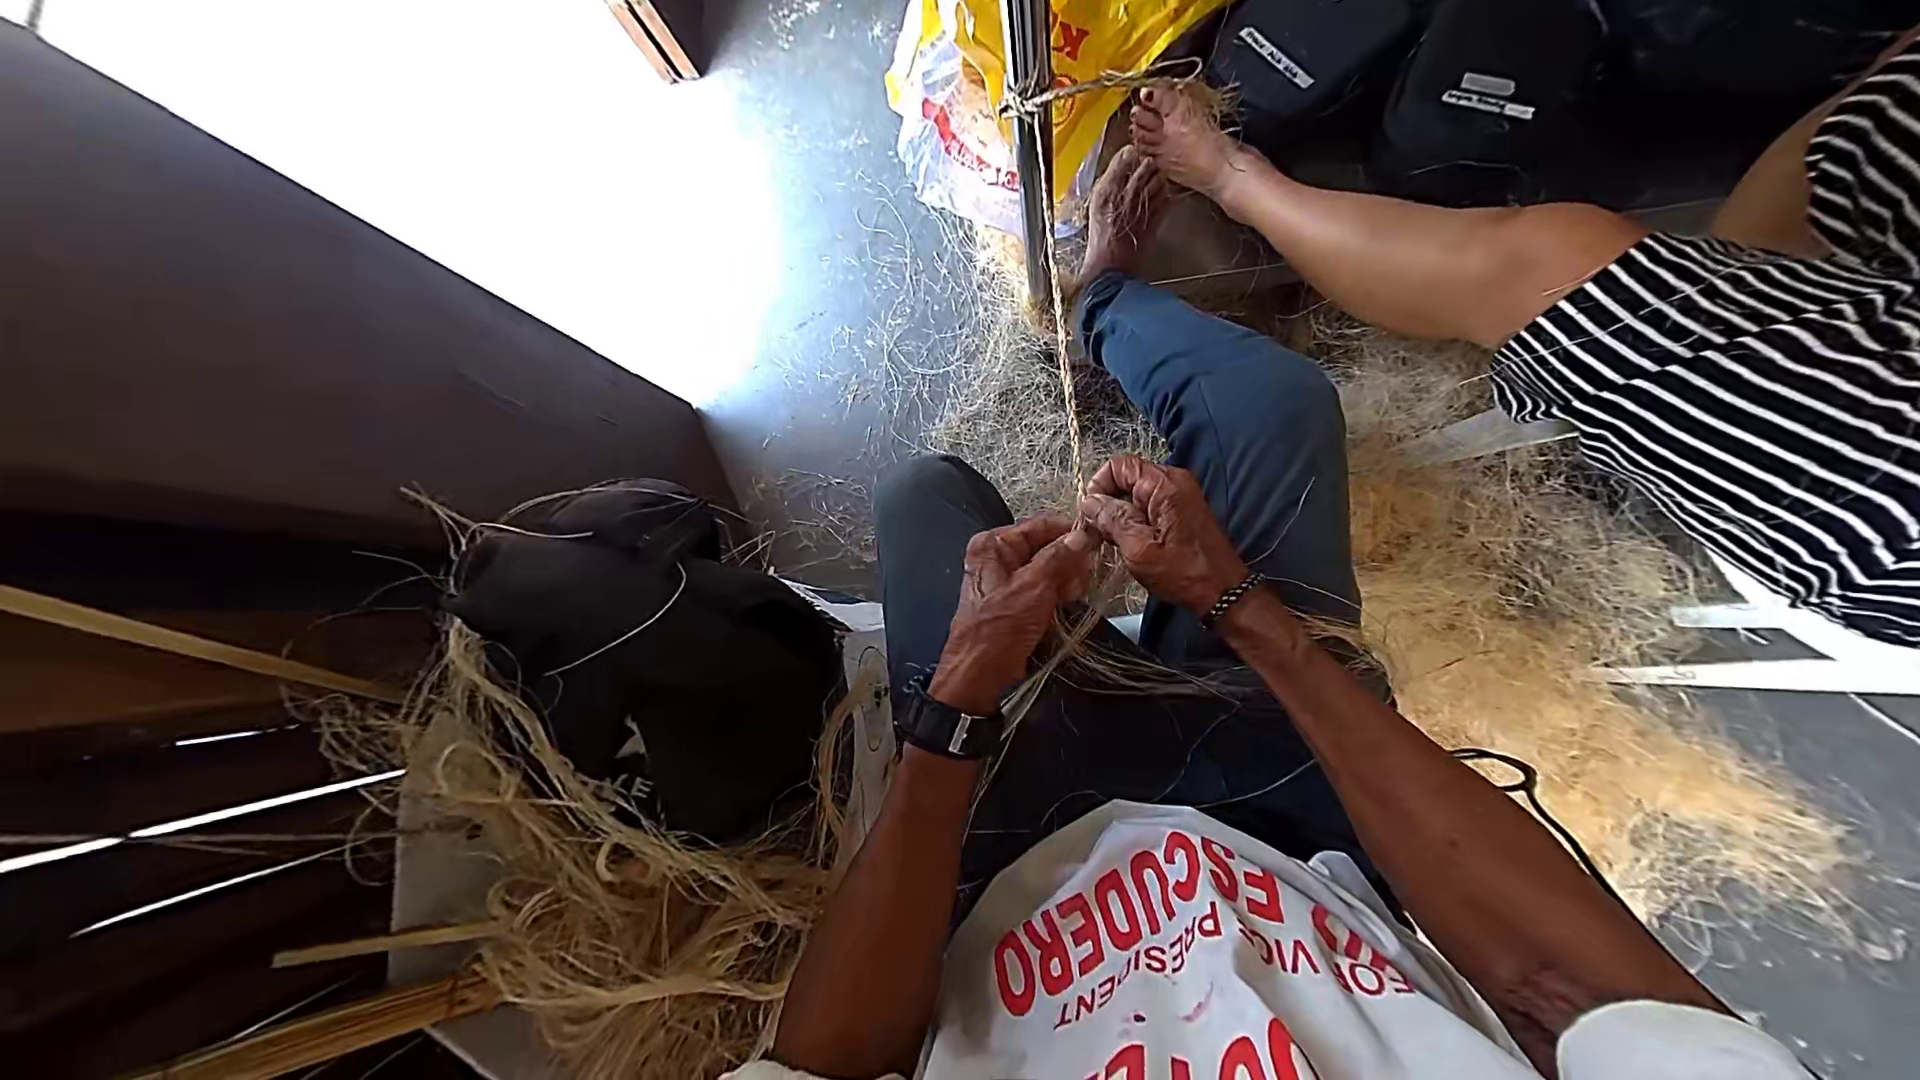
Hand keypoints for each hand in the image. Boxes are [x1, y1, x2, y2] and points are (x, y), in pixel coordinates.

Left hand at [929, 516, 1097, 714]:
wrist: (981, 674)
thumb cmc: (997, 630)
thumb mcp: (1033, 586)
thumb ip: (1059, 557)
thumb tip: (1082, 535)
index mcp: (994, 546)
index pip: (1040, 525)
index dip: (1070, 533)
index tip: (1097, 541)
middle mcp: (998, 559)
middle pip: (1048, 549)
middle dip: (1067, 566)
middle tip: (1073, 584)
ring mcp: (1009, 583)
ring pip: (1051, 572)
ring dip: (1065, 585)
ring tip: (1064, 601)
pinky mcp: (1018, 605)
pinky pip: (1047, 593)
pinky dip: (1058, 600)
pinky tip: (1061, 610)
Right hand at [1079, 455, 1249, 615]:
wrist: (1222, 592)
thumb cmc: (1183, 573)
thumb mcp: (1138, 548)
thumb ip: (1111, 519)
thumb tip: (1089, 502)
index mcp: (1164, 484)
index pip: (1118, 465)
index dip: (1098, 486)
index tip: (1092, 515)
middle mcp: (1173, 481)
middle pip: (1125, 478)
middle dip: (1107, 503)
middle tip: (1101, 533)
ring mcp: (1178, 495)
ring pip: (1133, 493)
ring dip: (1119, 515)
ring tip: (1116, 542)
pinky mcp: (1179, 510)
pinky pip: (1146, 505)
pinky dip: (1133, 521)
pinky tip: (1131, 544)